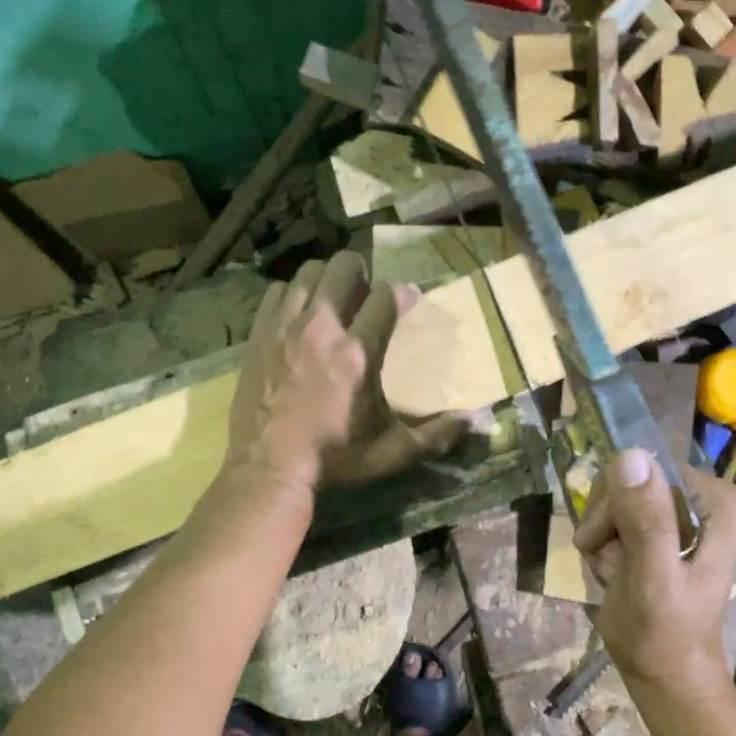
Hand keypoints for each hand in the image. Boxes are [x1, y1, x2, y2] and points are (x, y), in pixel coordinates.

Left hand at [225, 251, 466, 491]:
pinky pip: (278, 291)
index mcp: (359, 353)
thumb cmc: (335, 460)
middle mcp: (323, 329)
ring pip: (308, 272)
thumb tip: (476, 420)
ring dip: (326, 280)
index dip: (402, 293)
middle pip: (344, 266)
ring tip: (331, 302)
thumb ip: (436, 434)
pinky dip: (292, 295)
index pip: (386, 295)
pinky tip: (298, 316)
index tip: (407, 302)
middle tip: (364, 297)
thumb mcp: (392, 452)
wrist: (269, 468)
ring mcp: (285, 328)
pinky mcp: (259, 334)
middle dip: (361, 274)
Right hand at [573, 450, 735, 699]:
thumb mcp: (653, 579)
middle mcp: (705, 497)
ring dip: (603, 536)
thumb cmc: (663, 634)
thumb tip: (629, 456)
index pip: (645, 471)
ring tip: (615, 571)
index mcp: (719, 502)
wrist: (664, 672)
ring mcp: (683, 510)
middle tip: (613, 564)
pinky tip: (616, 571)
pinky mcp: (663, 524)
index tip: (616, 548)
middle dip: (608, 523)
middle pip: (628, 480)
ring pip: (615, 496)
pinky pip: (614, 513)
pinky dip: (606, 544)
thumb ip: (646, 521)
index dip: (618, 508)